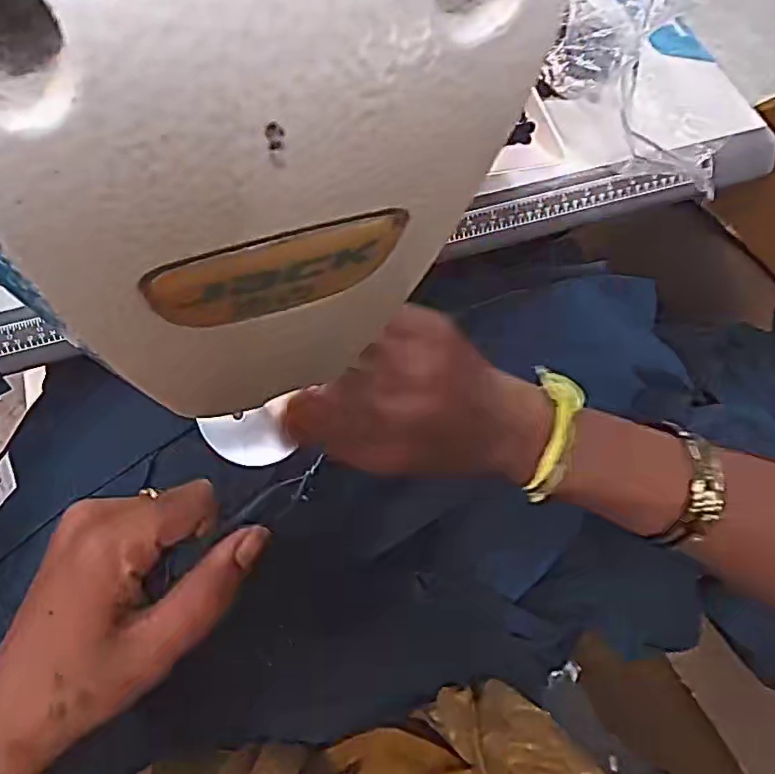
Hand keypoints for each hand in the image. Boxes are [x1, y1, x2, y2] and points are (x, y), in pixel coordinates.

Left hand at [0, 480, 268, 773]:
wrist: (14, 710)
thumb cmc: (85, 686)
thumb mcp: (160, 646)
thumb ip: (213, 585)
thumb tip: (256, 535)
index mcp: (112, 533)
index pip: (199, 497)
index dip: (209, 541)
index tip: (184, 585)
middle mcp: (93, 509)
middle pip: (178, 502)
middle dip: (183, 546)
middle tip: (156, 601)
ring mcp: (78, 515)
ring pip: (159, 509)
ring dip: (162, 549)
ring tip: (134, 601)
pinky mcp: (73, 526)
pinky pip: (134, 517)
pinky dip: (140, 548)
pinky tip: (117, 592)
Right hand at [283, 304, 552, 482]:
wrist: (503, 421)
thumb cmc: (442, 449)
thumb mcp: (385, 461)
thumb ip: (330, 438)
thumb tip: (283, 415)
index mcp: (390, 426)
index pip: (314, 407)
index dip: (285, 401)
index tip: (272, 398)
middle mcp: (404, 380)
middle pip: (325, 360)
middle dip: (296, 360)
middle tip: (277, 361)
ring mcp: (418, 343)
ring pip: (345, 330)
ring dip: (319, 334)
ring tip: (299, 336)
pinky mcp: (428, 320)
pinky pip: (372, 313)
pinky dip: (349, 319)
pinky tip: (336, 320)